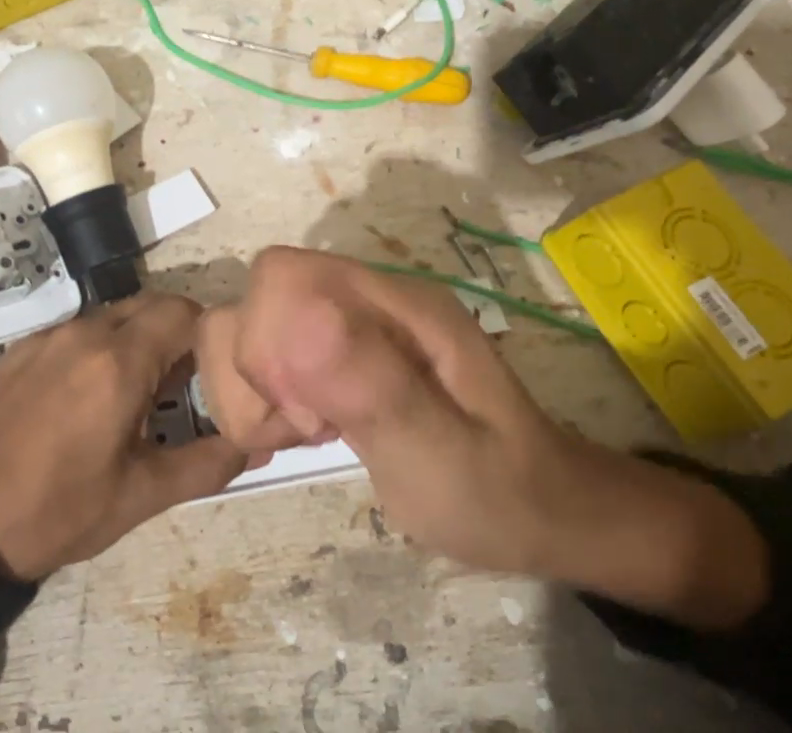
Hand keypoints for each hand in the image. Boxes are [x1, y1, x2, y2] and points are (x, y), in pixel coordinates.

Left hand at [0, 293, 251, 582]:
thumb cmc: (56, 512)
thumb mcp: (140, 496)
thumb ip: (208, 463)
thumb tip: (258, 441)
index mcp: (118, 363)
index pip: (184, 313)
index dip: (211, 336)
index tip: (220, 373)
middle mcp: (83, 333)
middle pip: (150, 306)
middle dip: (179, 335)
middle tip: (189, 385)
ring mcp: (47, 337)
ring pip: (113, 316)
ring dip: (139, 341)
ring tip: (143, 396)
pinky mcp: (21, 349)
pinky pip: (78, 331)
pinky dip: (101, 348)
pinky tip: (94, 398)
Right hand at [197, 247, 769, 629]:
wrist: (543, 512)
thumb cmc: (498, 494)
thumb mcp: (441, 454)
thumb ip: (373, 387)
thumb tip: (300, 317)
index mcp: (397, 307)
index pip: (281, 277)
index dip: (270, 342)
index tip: (311, 414)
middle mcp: (366, 302)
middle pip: (256, 302)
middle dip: (258, 374)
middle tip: (312, 430)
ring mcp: (348, 328)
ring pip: (248, 329)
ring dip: (255, 392)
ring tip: (310, 435)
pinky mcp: (336, 357)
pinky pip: (266, 361)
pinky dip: (265, 401)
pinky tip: (308, 433)